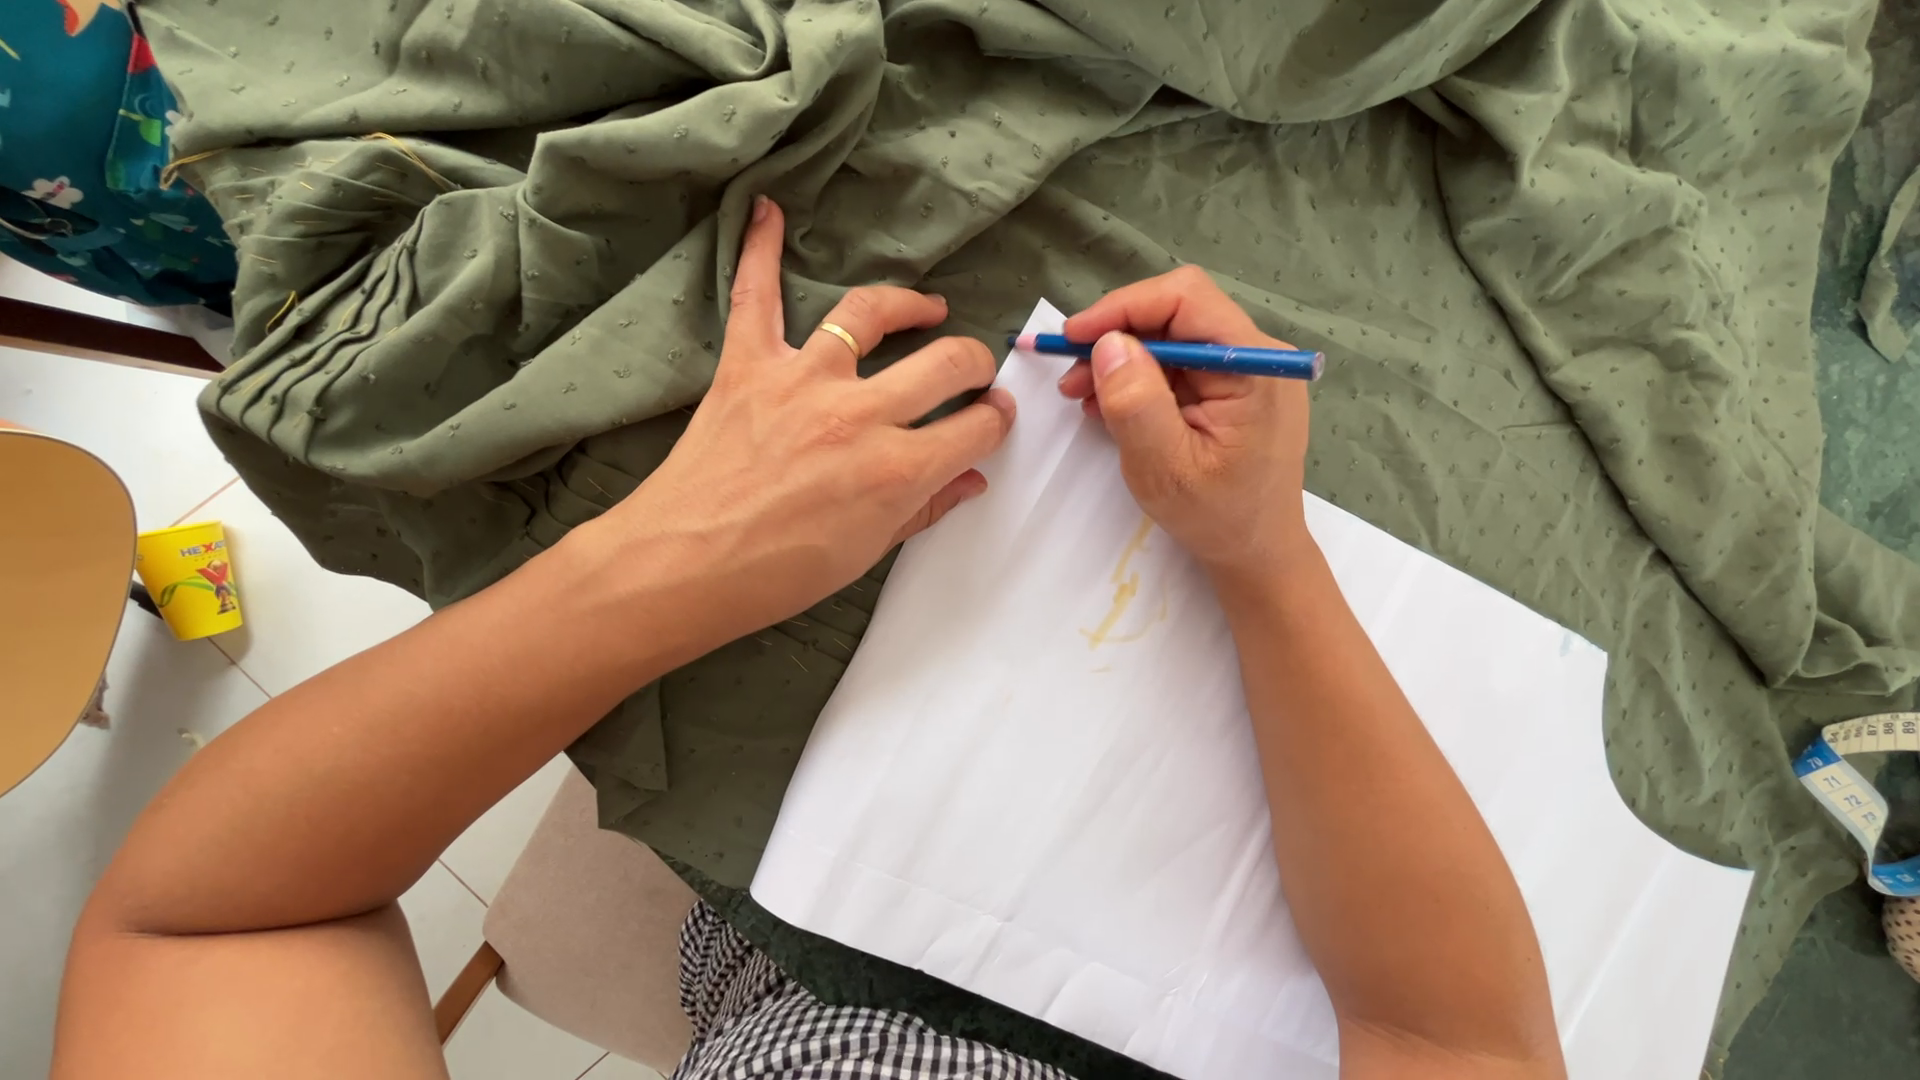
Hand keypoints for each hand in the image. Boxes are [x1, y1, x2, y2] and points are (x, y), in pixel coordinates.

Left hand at [583, 196, 1014, 641]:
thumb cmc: (779, 573)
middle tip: (973, 373)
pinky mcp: (748, 366)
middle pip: (947, 363)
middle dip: (977, 365)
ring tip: (928, 309)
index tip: (994, 418)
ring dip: (911, 305)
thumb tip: (972, 477)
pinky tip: (766, 210)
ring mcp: (802, 381)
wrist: (685, 565)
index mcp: (897, 470)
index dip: (996, 422)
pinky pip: (756, 296)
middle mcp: (860, 414)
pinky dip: (758, 250)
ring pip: (871, 313)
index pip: (976, 427)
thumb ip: (927, 506)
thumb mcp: (868, 551)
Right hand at [1057, 266, 1312, 582]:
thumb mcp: (1165, 468)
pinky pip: (1175, 366)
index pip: (1185, 299)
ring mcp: (1243, 371)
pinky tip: (1108, 406)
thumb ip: (1136, 404)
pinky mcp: (1229, 388)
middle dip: (1115, 336)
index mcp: (1254, 367)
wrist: (1255, 553)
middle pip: (1175, 313)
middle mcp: (1255, 355)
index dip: (1123, 308)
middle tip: (1068, 374)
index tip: (1072, 337)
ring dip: (1120, 360)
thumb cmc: (1216, 518)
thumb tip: (1107, 344)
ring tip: (1080, 395)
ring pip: (1169, 338)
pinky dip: (1136, 379)